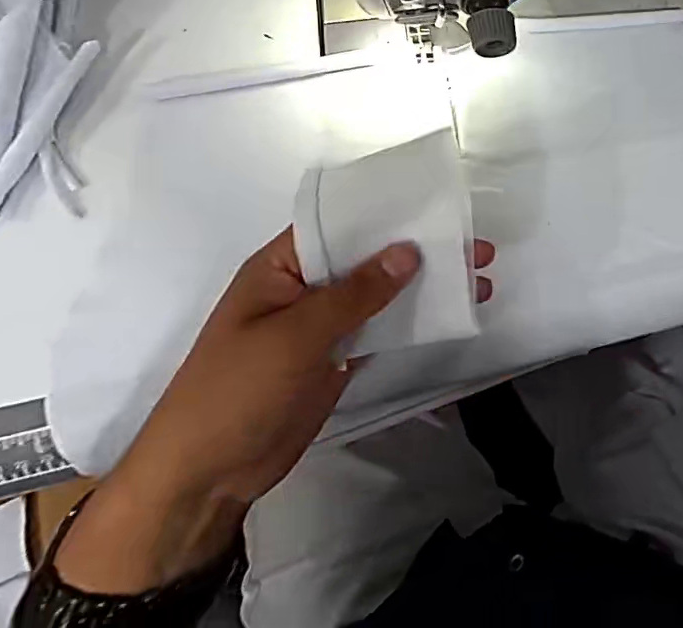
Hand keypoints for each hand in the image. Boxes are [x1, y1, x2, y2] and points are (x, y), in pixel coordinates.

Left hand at [55, 228, 495, 592]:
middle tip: (475, 244)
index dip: (384, 212)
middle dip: (417, 248)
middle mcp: (305, 287)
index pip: (338, 224)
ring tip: (477, 274)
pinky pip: (380, 329)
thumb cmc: (236, 390)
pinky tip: (450, 310)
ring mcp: (322, 325)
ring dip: (423, 284)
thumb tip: (408, 252)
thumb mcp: (294, 335)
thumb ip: (354, 294)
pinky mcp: (338, 358)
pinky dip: (412, 319)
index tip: (436, 203)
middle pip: (367, 258)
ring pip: (379, 294)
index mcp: (282, 266)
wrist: (205, 479)